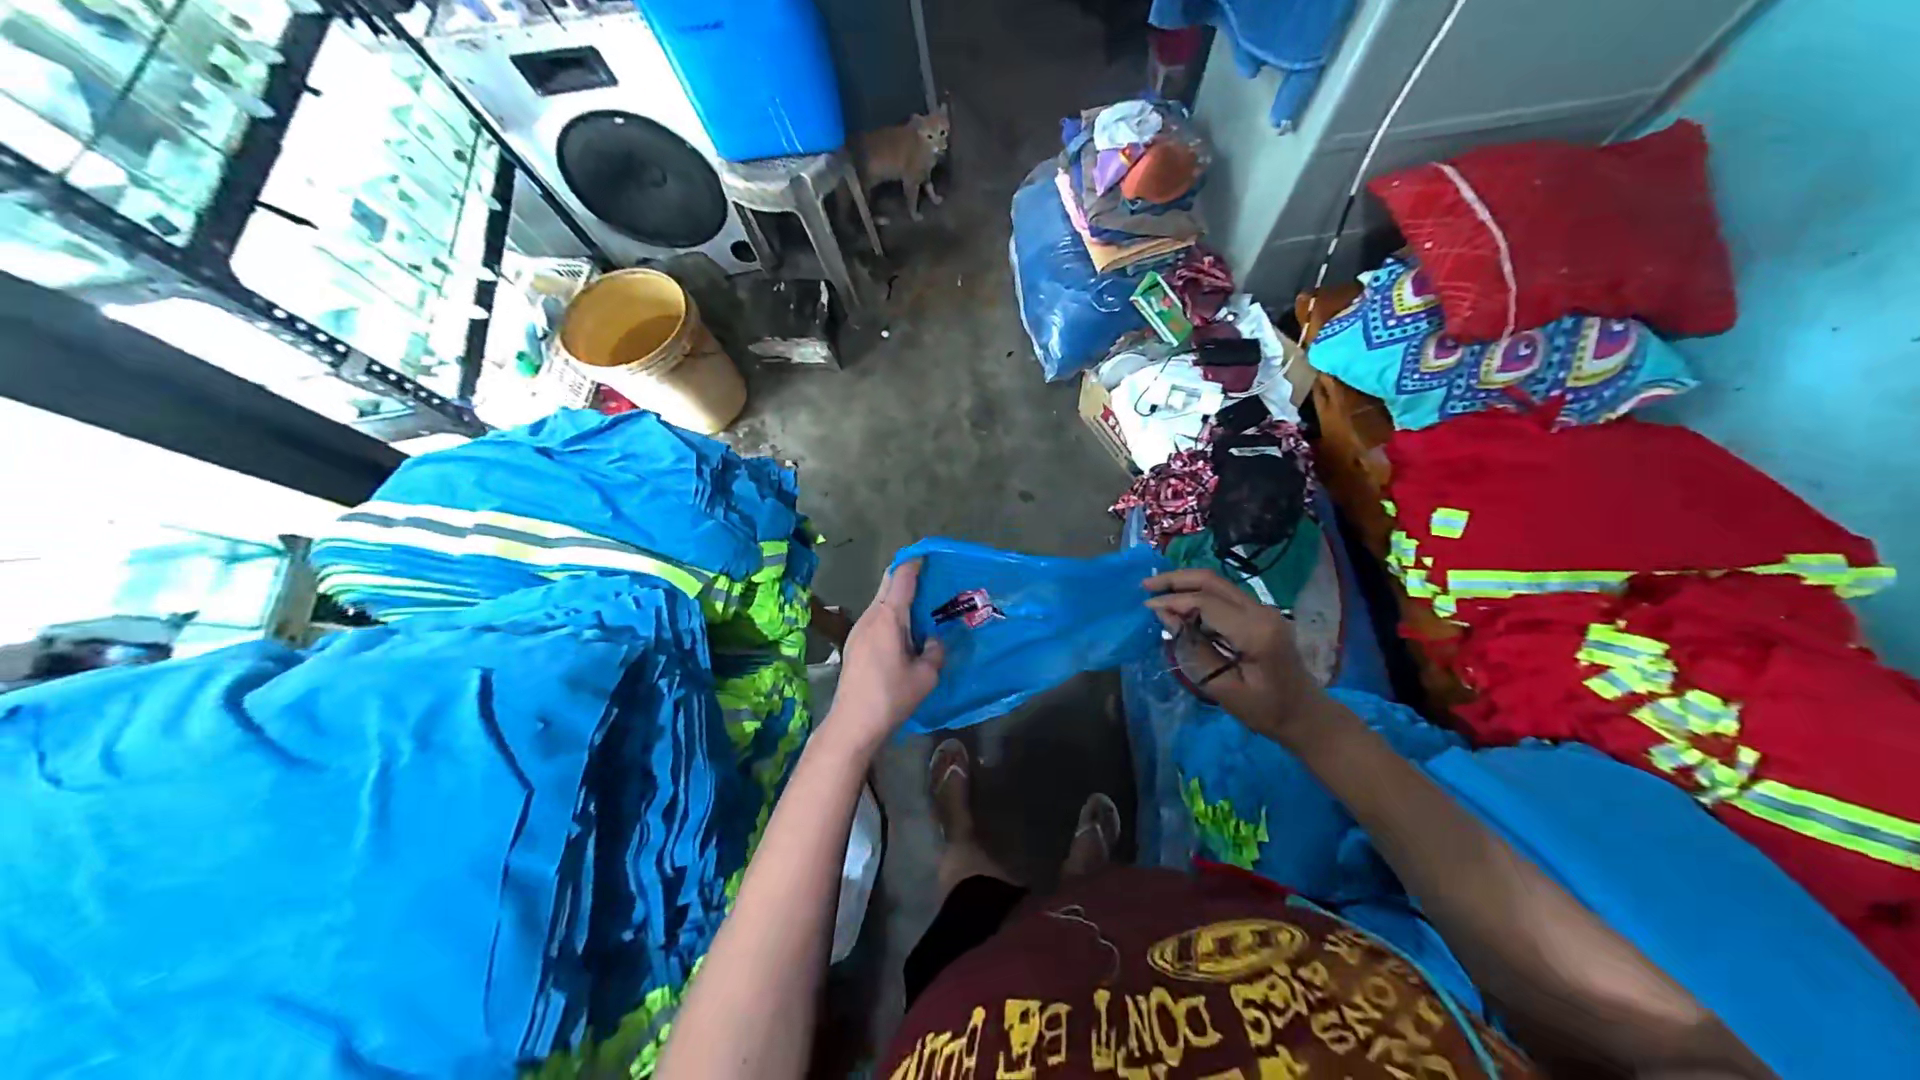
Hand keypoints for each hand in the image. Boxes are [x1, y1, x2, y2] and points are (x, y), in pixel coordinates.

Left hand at [819, 559, 944, 758]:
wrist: (853, 722)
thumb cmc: (891, 696)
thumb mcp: (926, 676)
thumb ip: (935, 651)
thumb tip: (934, 639)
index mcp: (889, 616)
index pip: (902, 576)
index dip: (916, 562)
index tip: (932, 555)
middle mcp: (871, 615)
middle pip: (888, 583)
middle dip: (908, 575)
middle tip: (933, 577)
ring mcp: (859, 629)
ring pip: (882, 600)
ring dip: (900, 596)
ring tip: (924, 605)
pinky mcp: (855, 643)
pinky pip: (877, 616)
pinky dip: (893, 613)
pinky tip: (907, 629)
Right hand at [1144, 568, 1326, 741]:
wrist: (1306, 715)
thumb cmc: (1266, 710)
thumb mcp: (1224, 689)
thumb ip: (1194, 650)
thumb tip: (1167, 618)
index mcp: (1255, 631)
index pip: (1205, 602)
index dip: (1173, 601)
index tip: (1146, 608)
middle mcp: (1261, 611)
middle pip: (1212, 581)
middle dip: (1176, 579)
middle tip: (1145, 584)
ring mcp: (1263, 610)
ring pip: (1218, 583)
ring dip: (1186, 584)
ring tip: (1157, 591)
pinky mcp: (1260, 615)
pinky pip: (1224, 596)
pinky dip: (1198, 595)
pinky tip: (1180, 606)